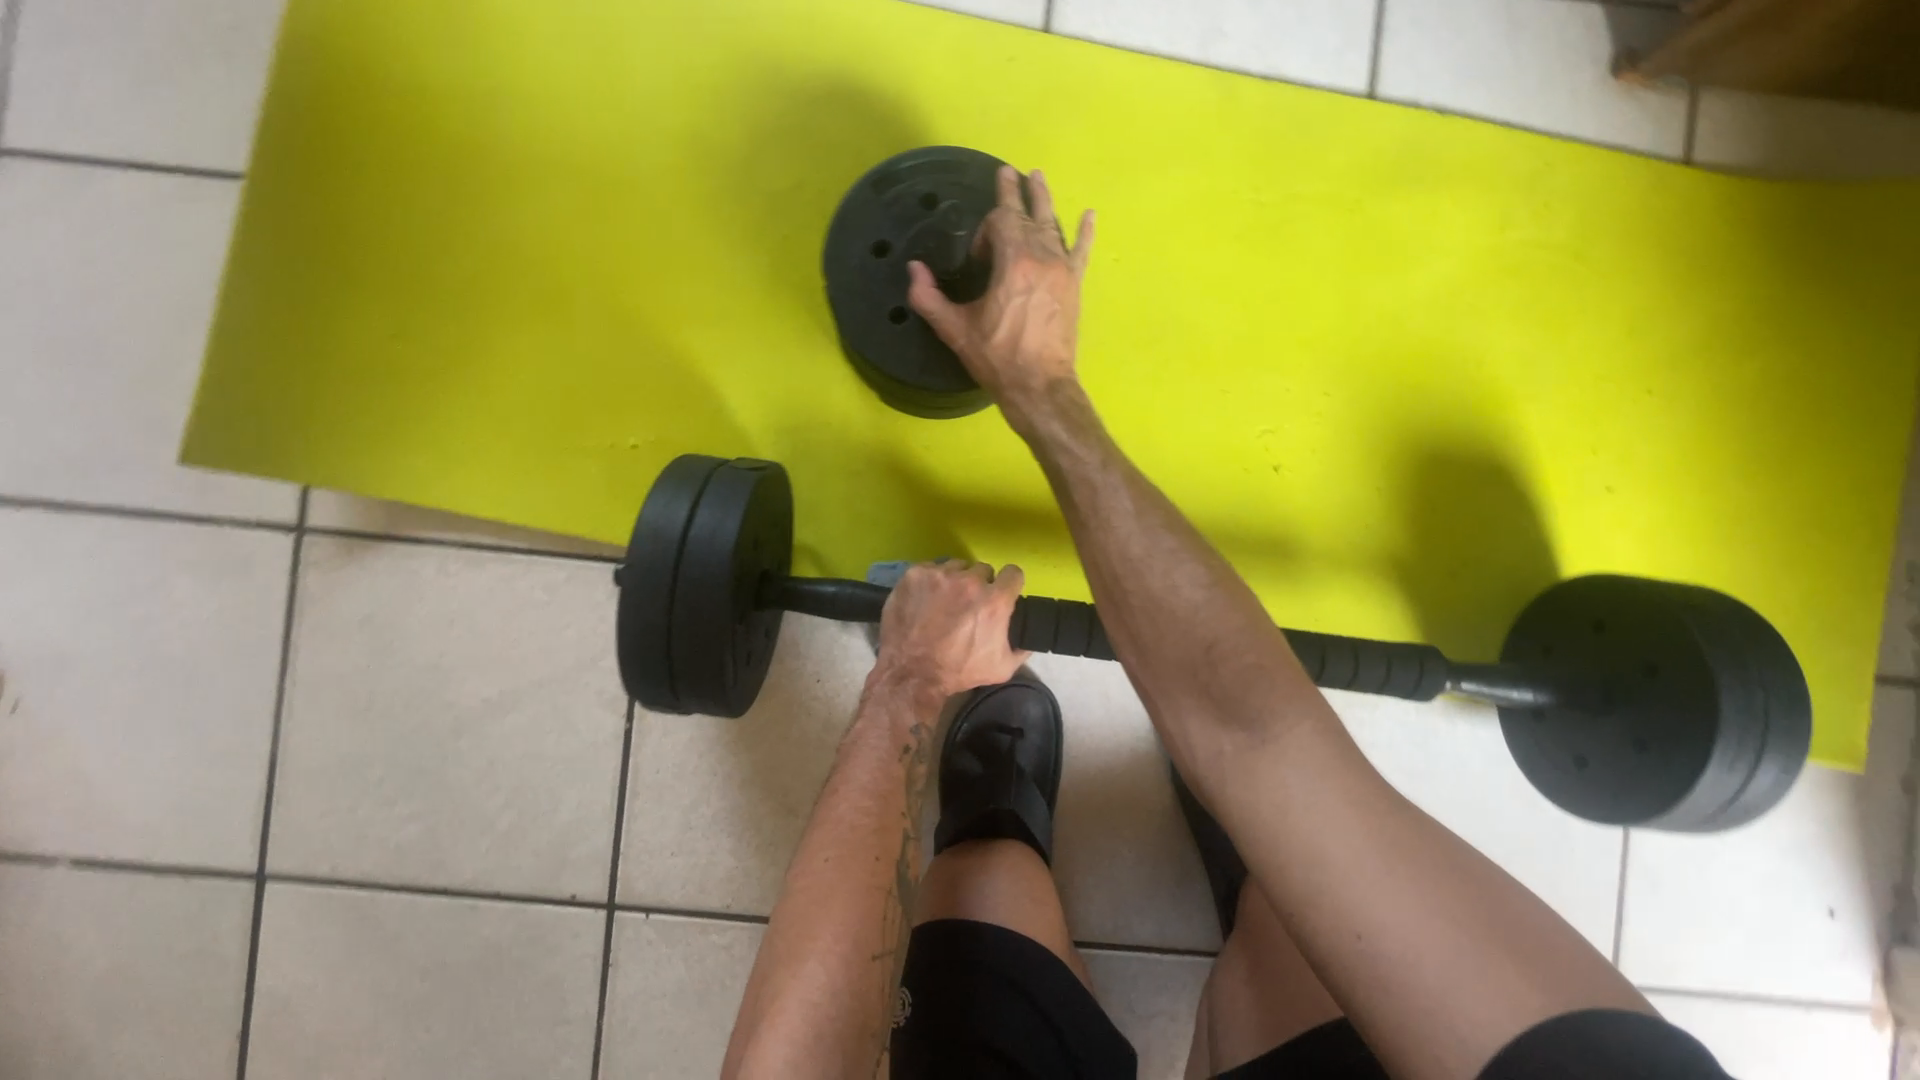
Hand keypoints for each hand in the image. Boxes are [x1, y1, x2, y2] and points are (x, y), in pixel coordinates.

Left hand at [872, 560, 1029, 699]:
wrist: (912, 672)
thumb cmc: (959, 671)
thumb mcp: (1002, 668)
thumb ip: (1022, 648)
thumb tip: (1029, 637)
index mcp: (995, 600)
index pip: (1013, 573)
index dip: (1009, 583)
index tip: (1002, 591)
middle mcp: (969, 582)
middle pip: (982, 569)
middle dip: (979, 584)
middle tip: (968, 604)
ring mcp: (940, 575)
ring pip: (956, 567)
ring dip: (954, 580)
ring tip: (945, 601)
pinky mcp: (915, 574)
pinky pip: (931, 568)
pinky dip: (930, 580)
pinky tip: (926, 598)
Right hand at [907, 166, 1094, 432]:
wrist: (1039, 387)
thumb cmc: (997, 359)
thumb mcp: (956, 330)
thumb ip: (929, 298)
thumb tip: (912, 270)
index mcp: (1013, 263)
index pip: (1001, 221)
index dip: (985, 232)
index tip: (977, 258)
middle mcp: (1042, 257)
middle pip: (1029, 214)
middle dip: (1016, 193)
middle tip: (1009, 171)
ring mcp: (1062, 270)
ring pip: (1053, 225)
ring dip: (1043, 201)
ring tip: (1037, 178)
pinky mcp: (1074, 287)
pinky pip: (1081, 251)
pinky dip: (1085, 232)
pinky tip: (1090, 215)